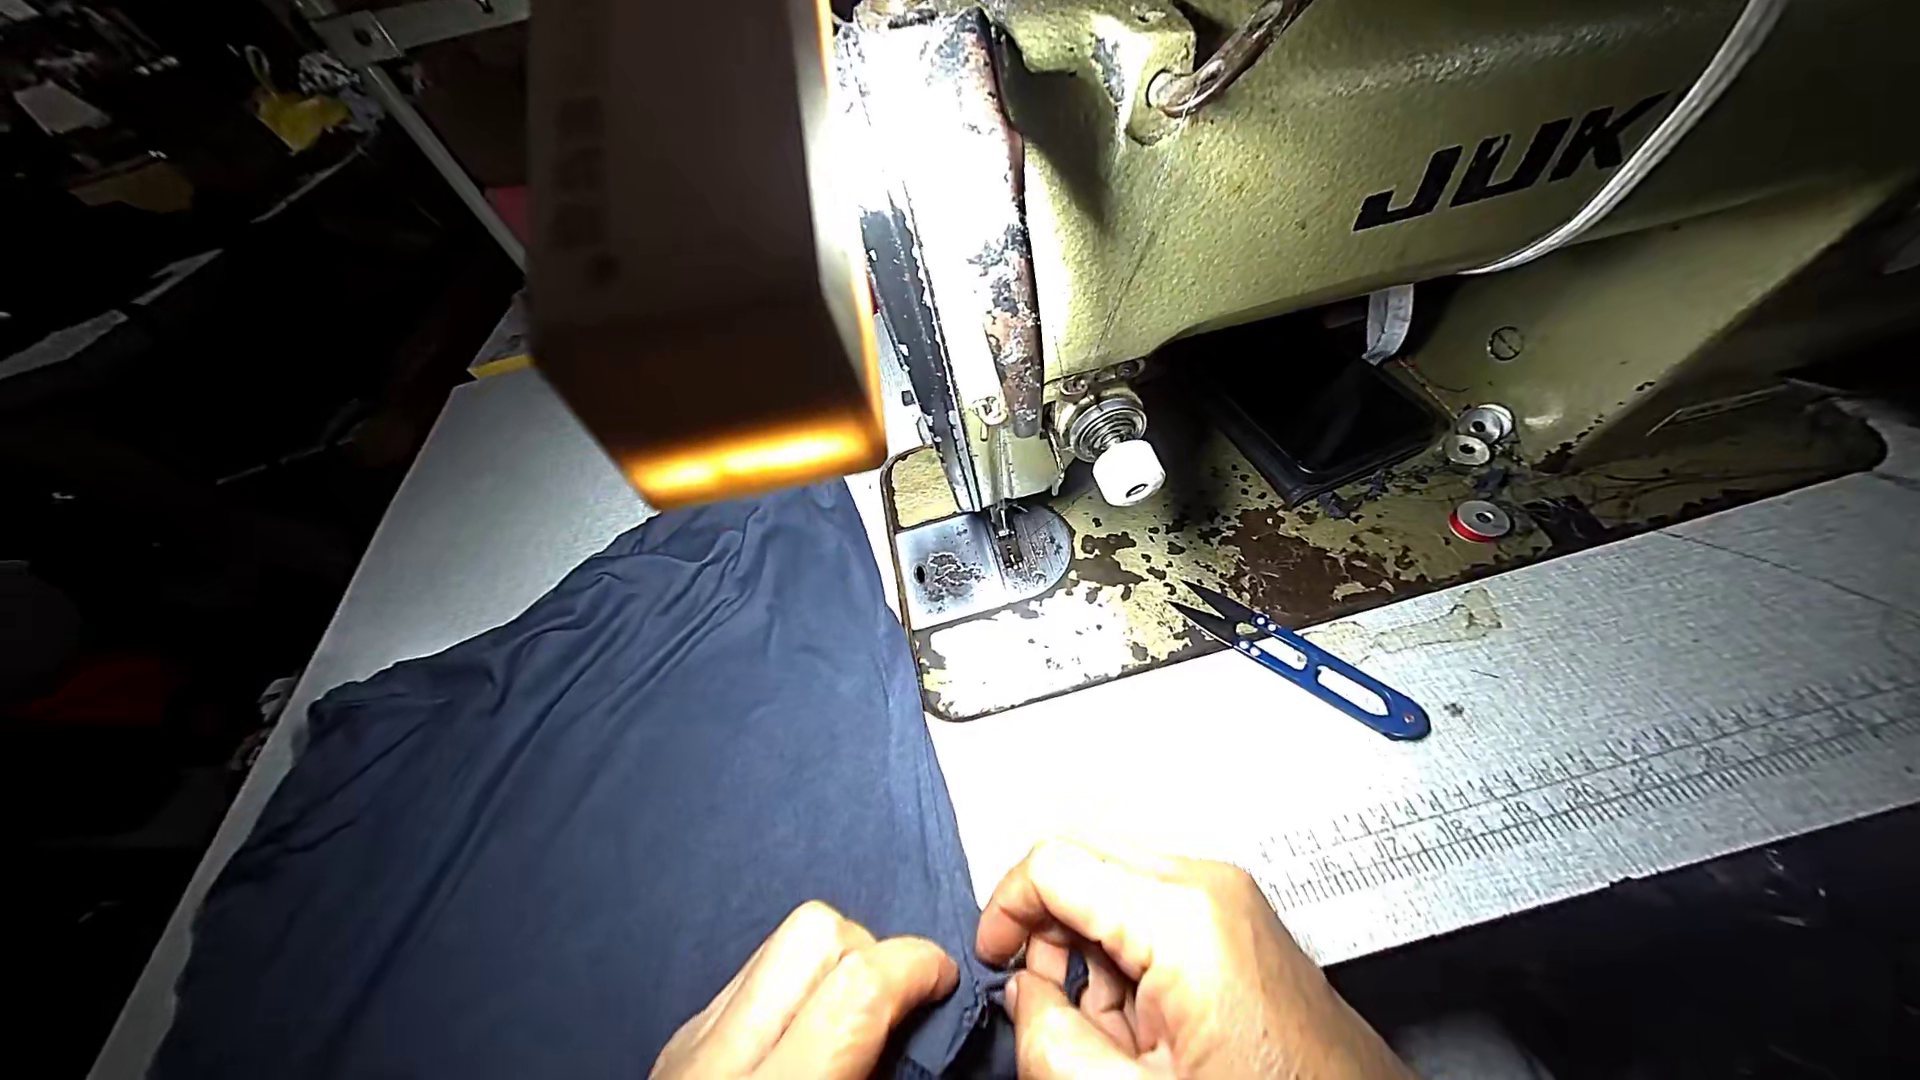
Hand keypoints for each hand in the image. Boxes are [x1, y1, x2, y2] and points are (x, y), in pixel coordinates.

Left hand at [651, 901, 957, 1079]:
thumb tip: (926, 1032)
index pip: (854, 989)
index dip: (918, 968)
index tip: (945, 983)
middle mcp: (718, 1062)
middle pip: (814, 934)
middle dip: (871, 951)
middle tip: (895, 1003)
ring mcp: (691, 1043)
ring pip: (783, 939)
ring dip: (836, 961)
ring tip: (855, 1015)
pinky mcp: (681, 1041)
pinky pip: (757, 971)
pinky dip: (800, 983)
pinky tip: (808, 1033)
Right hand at [977, 839, 1415, 1079]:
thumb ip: (1052, 1043)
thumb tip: (1024, 993)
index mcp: (1184, 916)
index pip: (1054, 863)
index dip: (1006, 906)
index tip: (993, 954)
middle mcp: (1206, 883)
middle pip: (1080, 857)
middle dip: (1044, 923)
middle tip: (1040, 996)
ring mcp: (1224, 893)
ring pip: (1107, 877)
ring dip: (1081, 942)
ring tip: (1101, 1027)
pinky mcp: (1231, 912)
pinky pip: (1143, 901)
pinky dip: (1118, 948)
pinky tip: (1138, 1018)